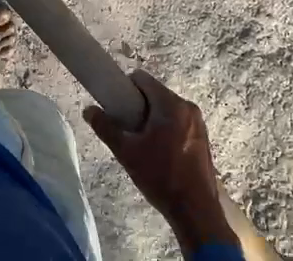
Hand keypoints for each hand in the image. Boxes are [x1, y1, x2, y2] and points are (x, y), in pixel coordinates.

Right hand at [83, 71, 237, 255]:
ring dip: (153, 118)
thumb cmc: (160, 177)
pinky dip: (167, 129)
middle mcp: (188, 107)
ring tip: (143, 144)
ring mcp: (199, 123)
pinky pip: (179, 122)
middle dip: (139, 106)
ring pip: (167, 109)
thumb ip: (105, 128)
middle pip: (155, 94)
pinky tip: (161, 153)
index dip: (126, 88)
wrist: (196, 212)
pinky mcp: (203, 138)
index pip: (142, 79)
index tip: (118, 107)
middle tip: (129, 130)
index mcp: (171, 105)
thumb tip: (88, 110)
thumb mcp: (126, 153)